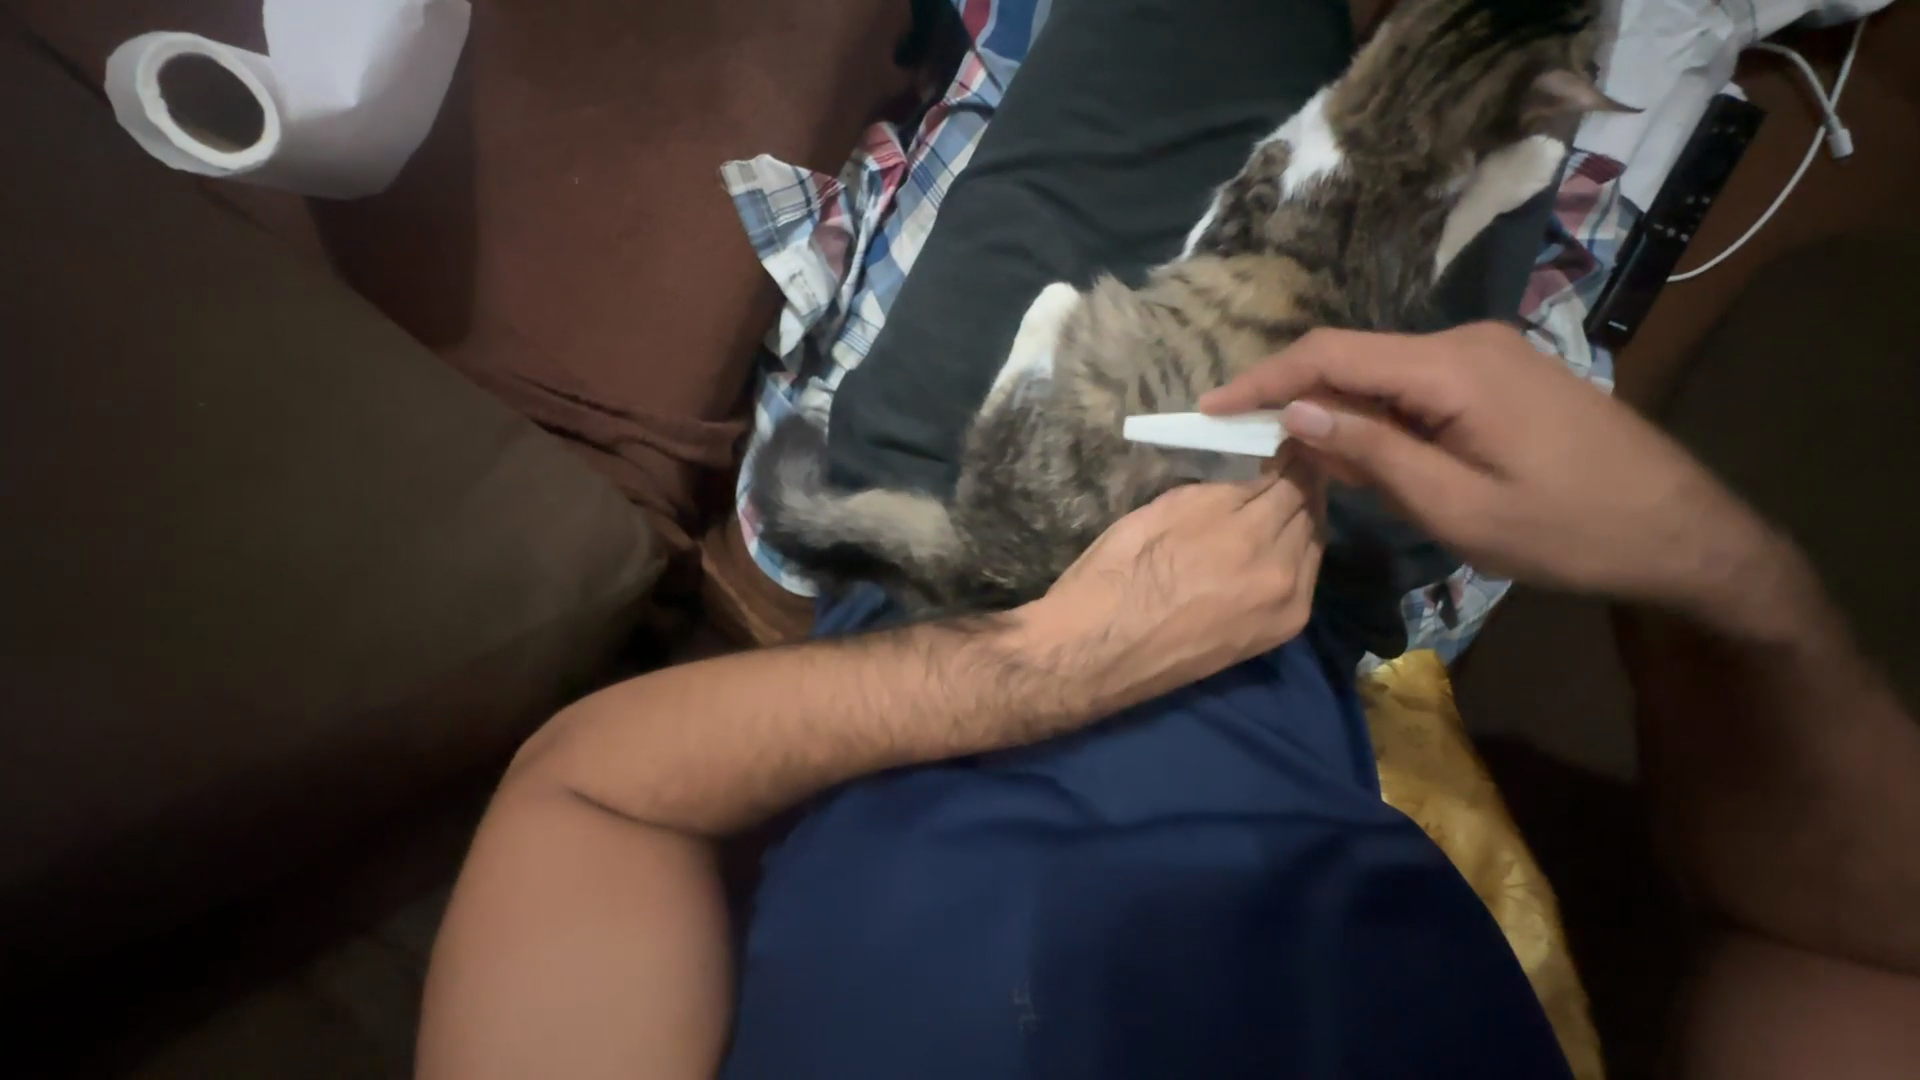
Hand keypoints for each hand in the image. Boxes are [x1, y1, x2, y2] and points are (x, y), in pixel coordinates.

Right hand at [1016, 450, 1325, 709]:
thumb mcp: (1164, 511)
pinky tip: (1273, 545)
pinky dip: (1296, 553)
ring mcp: (1285, 604)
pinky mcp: (1280, 632)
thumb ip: (1219, 493)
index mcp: (1244, 531)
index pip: (1293, 479)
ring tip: (1279, 502)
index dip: (1292, 455)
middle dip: (1301, 483)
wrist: (1097, 649)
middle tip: (1285, 466)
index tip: (1284, 440)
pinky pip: (1305, 578)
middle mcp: (1279, 568)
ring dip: (1301, 518)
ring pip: (1313, 544)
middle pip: (1310, 510)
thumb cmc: (1116, 573)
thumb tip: (1250, 480)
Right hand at [1200, 323, 1796, 635]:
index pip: (1329, 355)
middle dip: (1293, 400)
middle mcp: (1463, 344)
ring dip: (1335, 415)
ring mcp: (1484, 356)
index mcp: (1452, 368)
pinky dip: (1374, 419)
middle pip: (1350, 359)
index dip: (1262, 380)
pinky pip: (1411, 387)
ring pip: (1378, 375)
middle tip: (1251, 450)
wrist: (1684, 534)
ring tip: (1310, 466)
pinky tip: (1369, 459)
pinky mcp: (1495, 376)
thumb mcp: (1454, 505)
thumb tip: (1293, 413)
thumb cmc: (1566, 531)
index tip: (1210, 409)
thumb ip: (1369, 452)